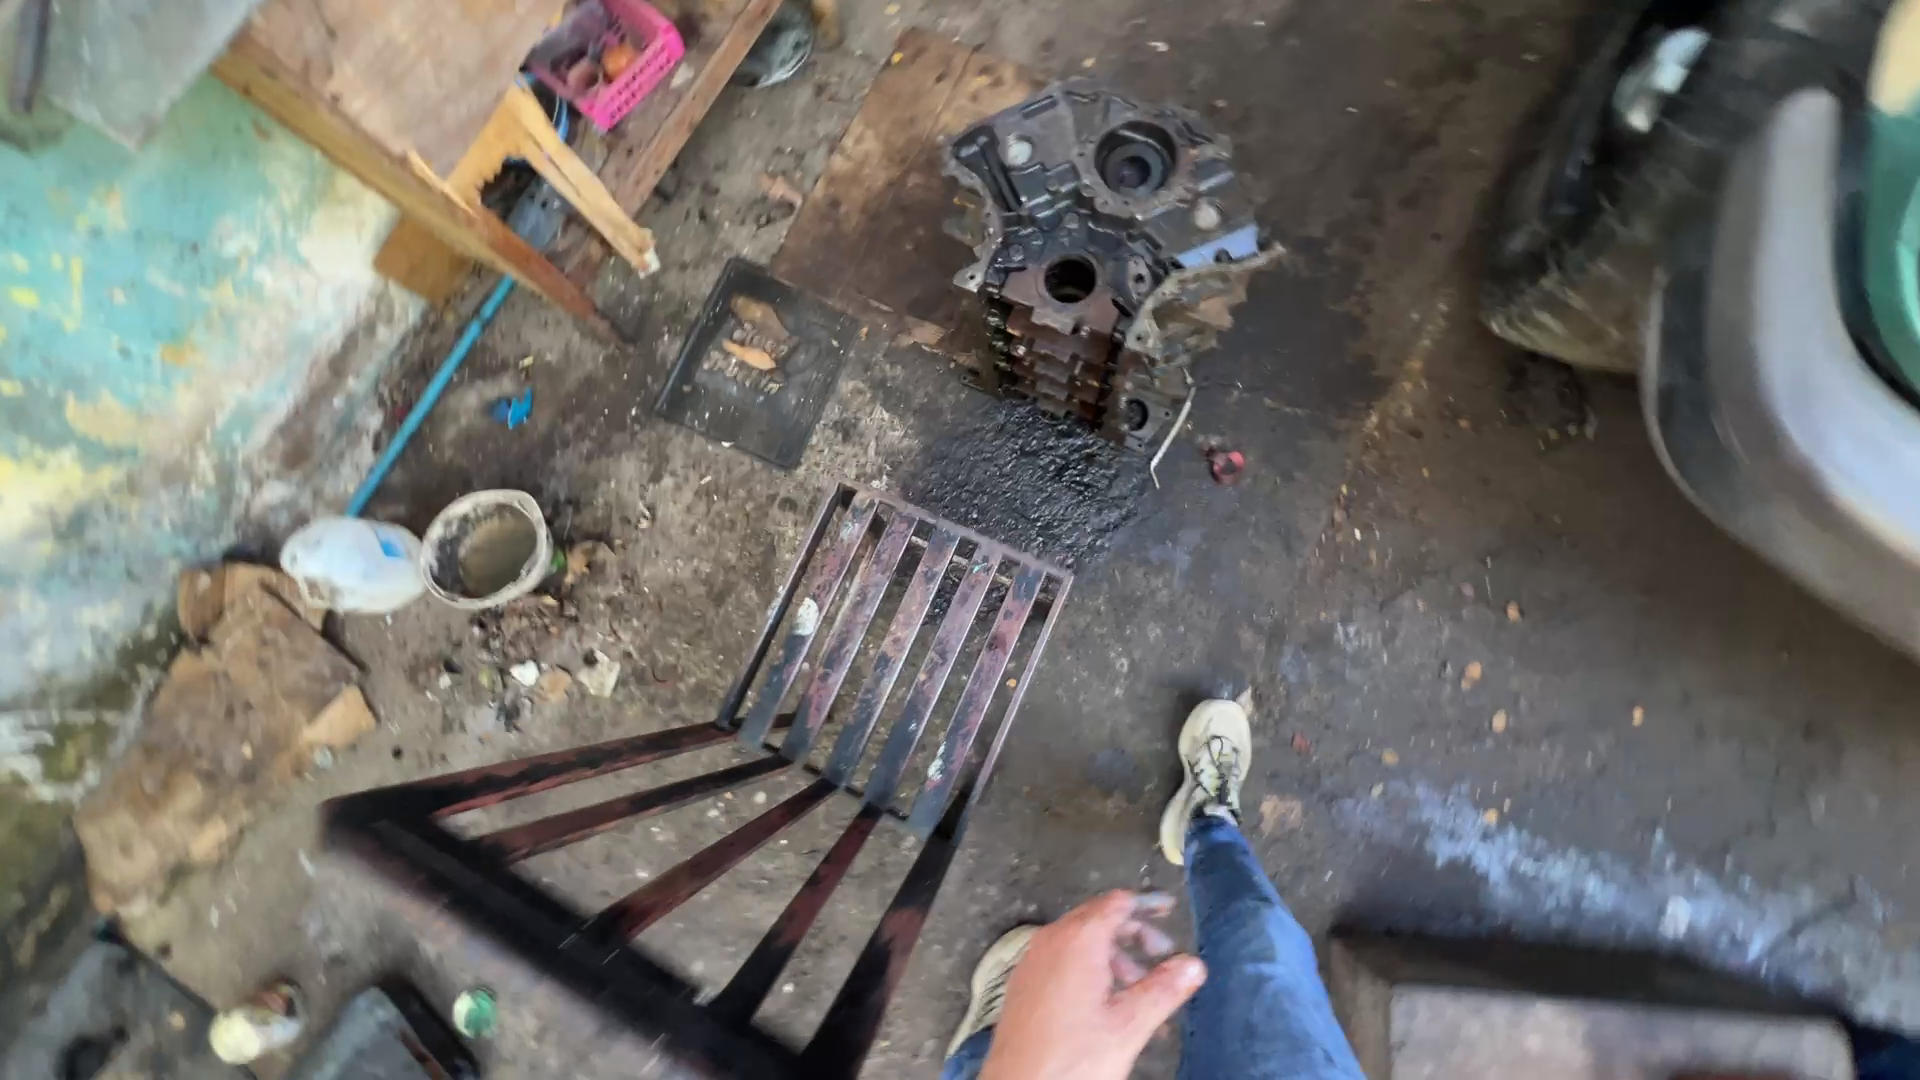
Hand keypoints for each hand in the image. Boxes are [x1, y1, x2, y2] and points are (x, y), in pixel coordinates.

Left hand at [979, 890, 1205, 1079]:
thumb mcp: (1128, 1025)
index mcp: (1079, 938)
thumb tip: (1194, 964)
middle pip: (1099, 918)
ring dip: (1115, 957)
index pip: (1117, 902)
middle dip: (1134, 933)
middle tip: (1163, 957)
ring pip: (1081, 942)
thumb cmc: (1076, 1056)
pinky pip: (1063, 959)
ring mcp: (1034, 957)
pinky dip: (1090, 968)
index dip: (1146, 903)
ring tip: (1139, 992)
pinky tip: (1106, 1003)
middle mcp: (1053, 936)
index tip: (1170, 910)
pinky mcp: (1025, 979)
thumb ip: (1163, 990)